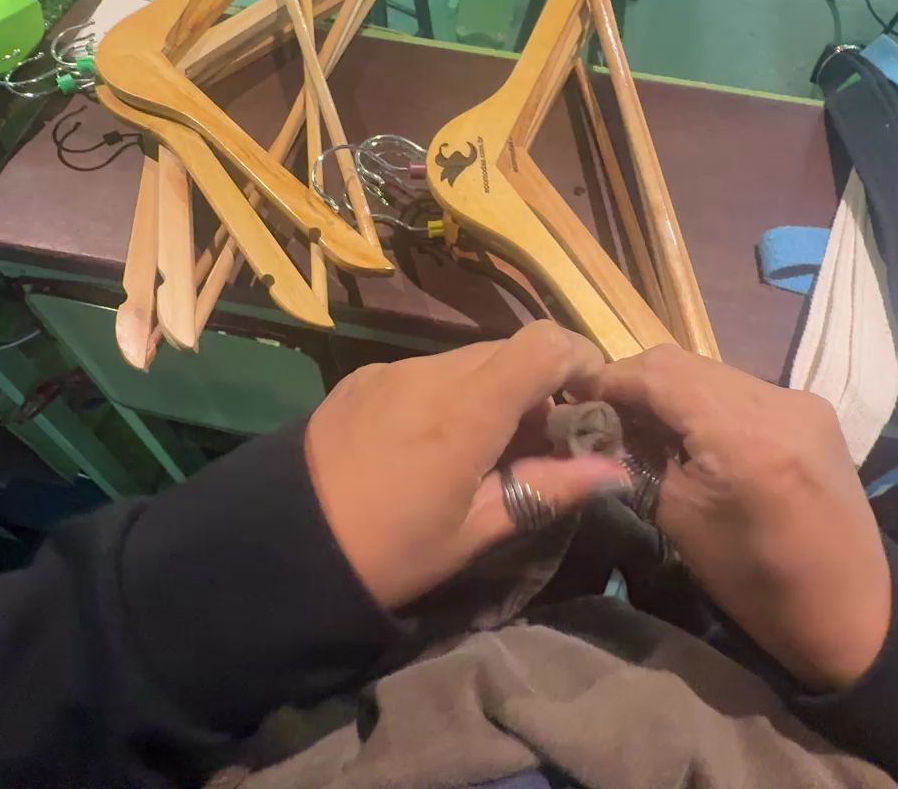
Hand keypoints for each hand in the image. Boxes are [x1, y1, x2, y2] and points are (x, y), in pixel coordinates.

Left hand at [306, 321, 631, 610]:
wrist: (282, 545)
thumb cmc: (387, 553)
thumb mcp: (473, 532)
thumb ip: (547, 489)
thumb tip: (616, 471)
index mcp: (465, 411)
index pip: (544, 344)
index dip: (581, 359)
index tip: (592, 402)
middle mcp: (431, 372)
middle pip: (509, 351)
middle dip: (541, 386)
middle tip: (542, 443)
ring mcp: (393, 368)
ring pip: (469, 359)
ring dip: (495, 390)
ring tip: (485, 448)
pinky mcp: (365, 375)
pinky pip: (428, 370)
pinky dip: (451, 392)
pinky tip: (432, 441)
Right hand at [590, 345, 891, 690]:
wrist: (853, 613)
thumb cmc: (754, 581)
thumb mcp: (677, 517)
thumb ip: (635, 455)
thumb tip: (596, 419)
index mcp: (745, 435)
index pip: (658, 375)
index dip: (609, 378)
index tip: (571, 393)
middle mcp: (777, 400)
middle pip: (681, 362)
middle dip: (634, 381)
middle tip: (601, 410)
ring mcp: (799, 398)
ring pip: (708, 369)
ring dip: (667, 387)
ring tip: (641, 421)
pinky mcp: (810, 407)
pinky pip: (736, 385)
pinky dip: (701, 398)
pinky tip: (688, 427)